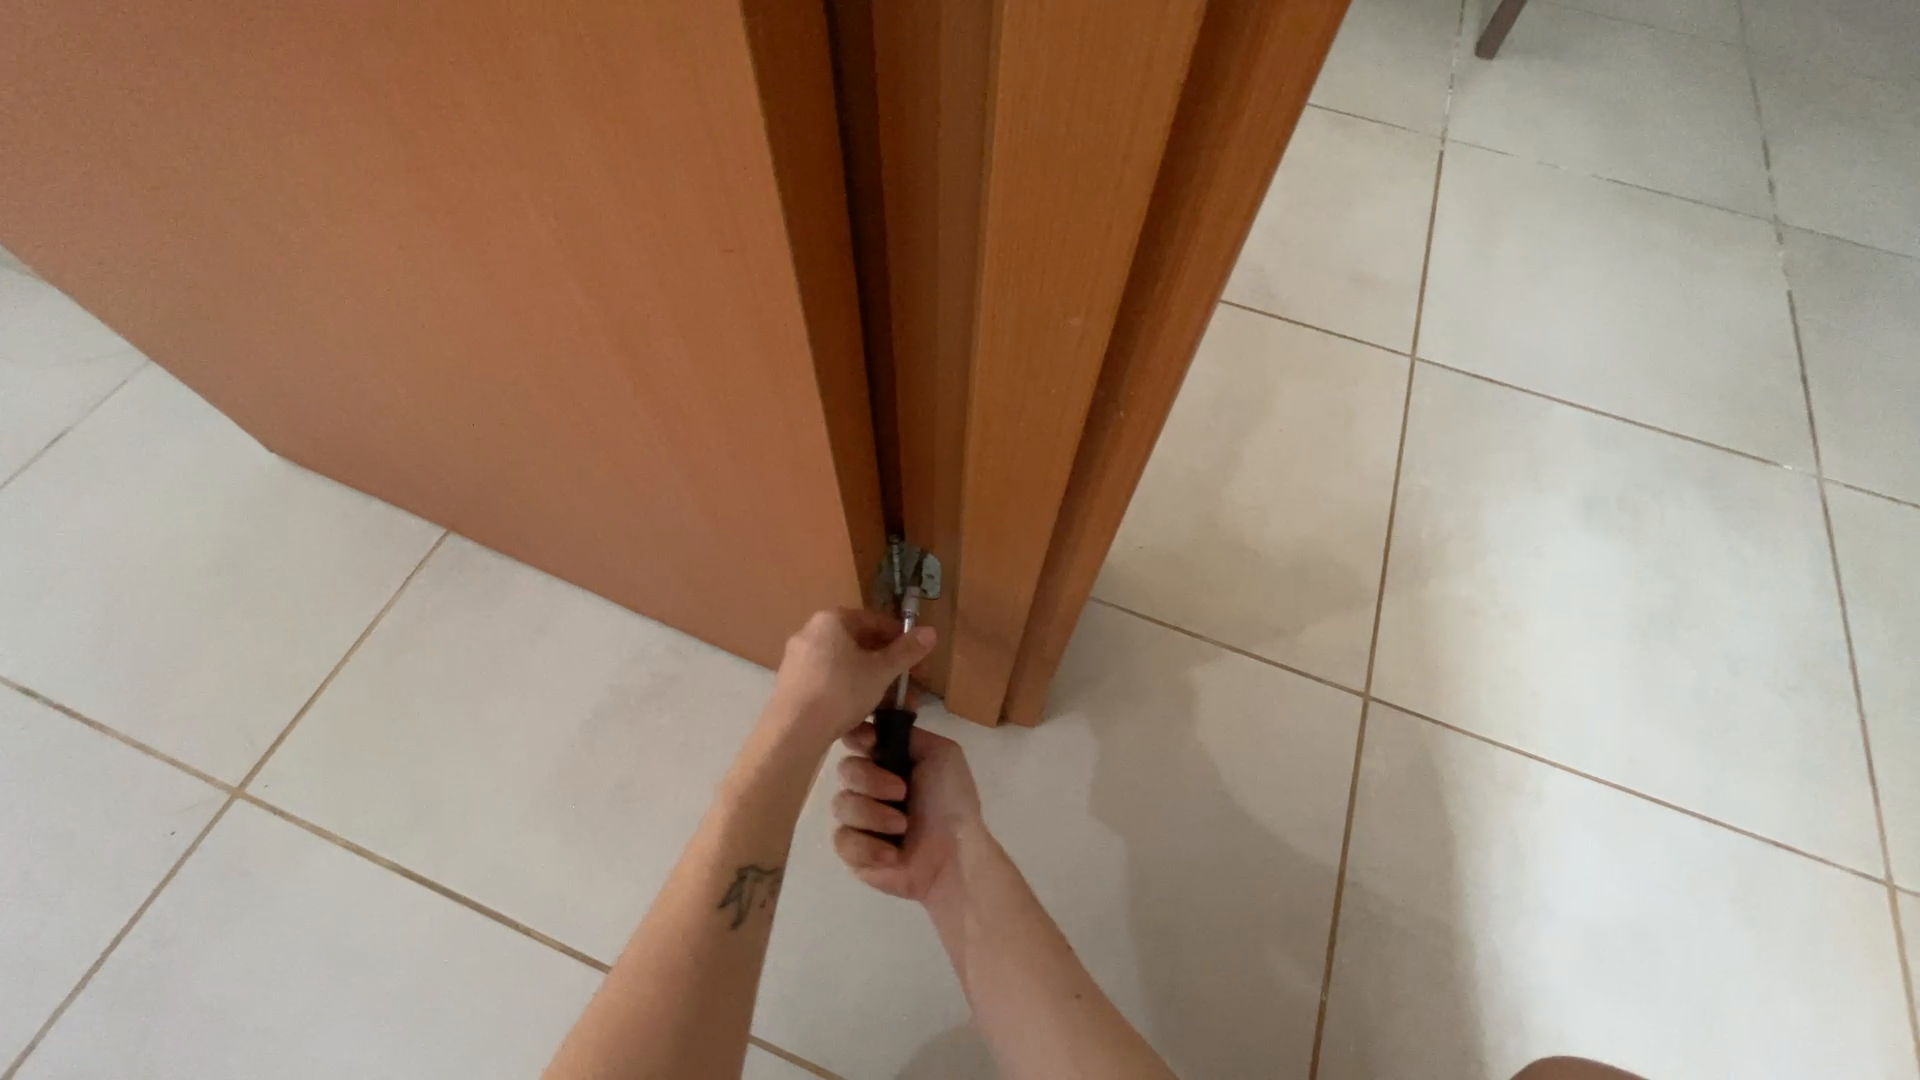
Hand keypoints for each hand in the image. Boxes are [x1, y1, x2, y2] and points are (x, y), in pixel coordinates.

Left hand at [768, 608, 935, 747]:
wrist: (792, 732)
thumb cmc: (841, 692)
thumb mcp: (881, 672)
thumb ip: (907, 651)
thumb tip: (931, 631)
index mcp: (831, 620)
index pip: (874, 621)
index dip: (900, 639)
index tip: (917, 660)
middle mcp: (811, 633)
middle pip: (860, 645)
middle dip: (887, 668)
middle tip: (907, 688)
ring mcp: (798, 660)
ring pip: (846, 667)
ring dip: (871, 684)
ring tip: (888, 708)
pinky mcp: (793, 685)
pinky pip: (830, 682)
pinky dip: (849, 694)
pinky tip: (861, 718)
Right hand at [831, 724, 984, 901]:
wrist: (956, 855)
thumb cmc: (952, 802)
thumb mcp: (942, 755)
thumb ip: (909, 735)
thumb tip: (878, 725)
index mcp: (888, 761)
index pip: (855, 739)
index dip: (857, 738)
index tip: (871, 744)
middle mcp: (869, 786)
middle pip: (844, 769)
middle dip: (870, 780)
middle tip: (901, 792)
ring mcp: (859, 820)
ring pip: (840, 805)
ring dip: (873, 815)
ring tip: (903, 826)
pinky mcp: (853, 853)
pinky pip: (842, 840)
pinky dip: (868, 846)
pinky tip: (892, 853)